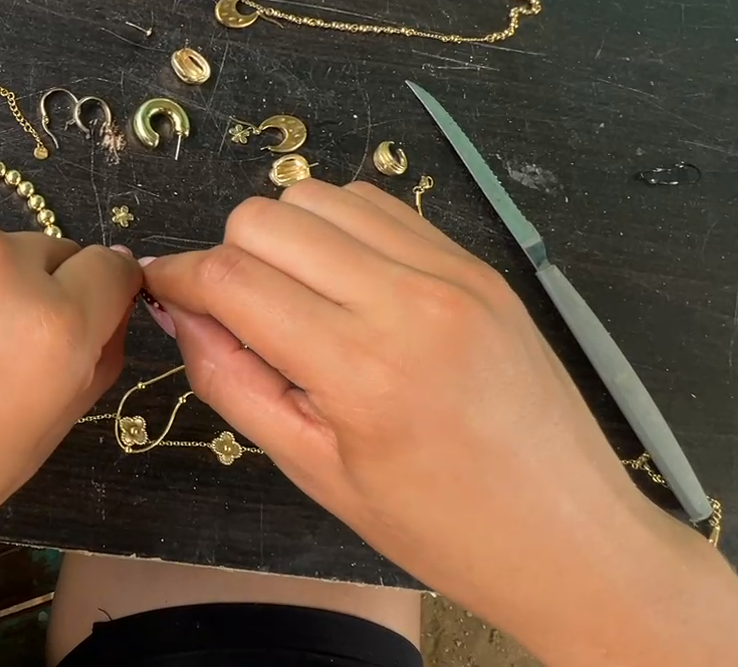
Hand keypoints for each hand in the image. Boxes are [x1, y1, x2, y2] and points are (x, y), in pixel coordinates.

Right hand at [142, 181, 737, 666]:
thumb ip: (226, 378)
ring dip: (279, 236)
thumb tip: (174, 308)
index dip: (176, 275)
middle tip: (239, 311)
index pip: (228, 279)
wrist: (578, 542)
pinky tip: (344, 278)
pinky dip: (332, 227)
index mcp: (359, 370)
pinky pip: (370, 202)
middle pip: (261, 219)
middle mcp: (404, 299)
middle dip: (226, 257)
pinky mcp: (472, 260)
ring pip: (310, 196)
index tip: (159, 288)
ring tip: (295, 294)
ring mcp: (447, 270)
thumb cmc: (431, 524)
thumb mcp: (308, 467)